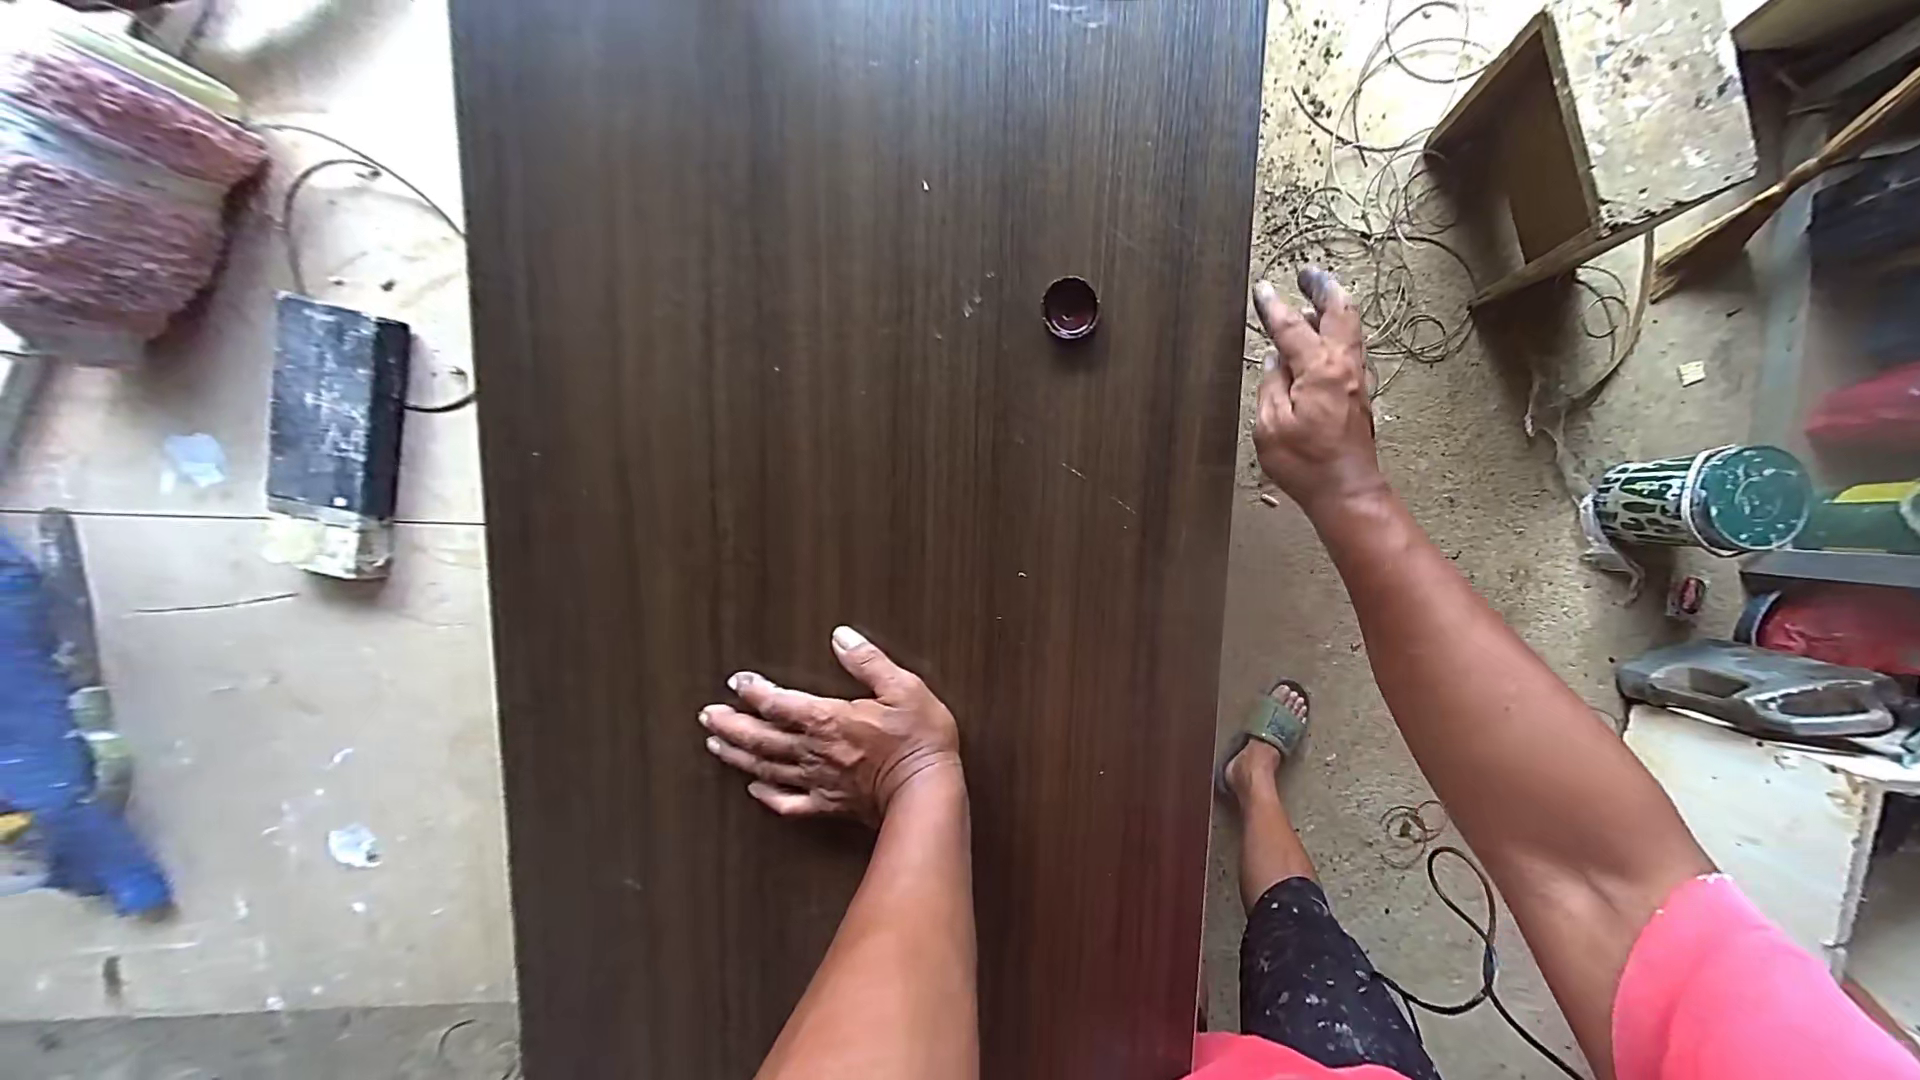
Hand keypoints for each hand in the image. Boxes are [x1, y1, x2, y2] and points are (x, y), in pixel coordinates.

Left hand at [700, 626, 961, 825]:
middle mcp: (815, 751)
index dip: (755, 691)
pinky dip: (767, 796)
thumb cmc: (919, 740)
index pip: (779, 704)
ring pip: (767, 767)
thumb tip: (842, 637)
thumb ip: (868, 661)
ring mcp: (819, 780)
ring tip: (715, 745)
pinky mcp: (829, 804)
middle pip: (762, 738)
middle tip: (708, 715)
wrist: (928, 793)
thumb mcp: (903, 688)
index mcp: (829, 720)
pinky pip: (789, 803)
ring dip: (738, 755)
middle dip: (731, 725)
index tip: (738, 681)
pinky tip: (755, 790)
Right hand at [1250, 266, 1386, 516]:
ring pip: (1351, 328)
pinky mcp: (1359, 394)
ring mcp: (1357, 379)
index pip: (1292, 329)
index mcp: (1320, 370)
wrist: (1345, 487)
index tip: (1262, 289)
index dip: (1274, 307)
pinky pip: (1352, 348)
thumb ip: (1270, 386)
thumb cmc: (1304, 461)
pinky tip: (1326, 338)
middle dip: (1322, 288)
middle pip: (1339, 313)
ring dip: (1333, 307)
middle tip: (1308, 272)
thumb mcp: (1270, 425)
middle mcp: (1345, 366)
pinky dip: (1339, 331)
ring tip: (1315, 298)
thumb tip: (1274, 359)